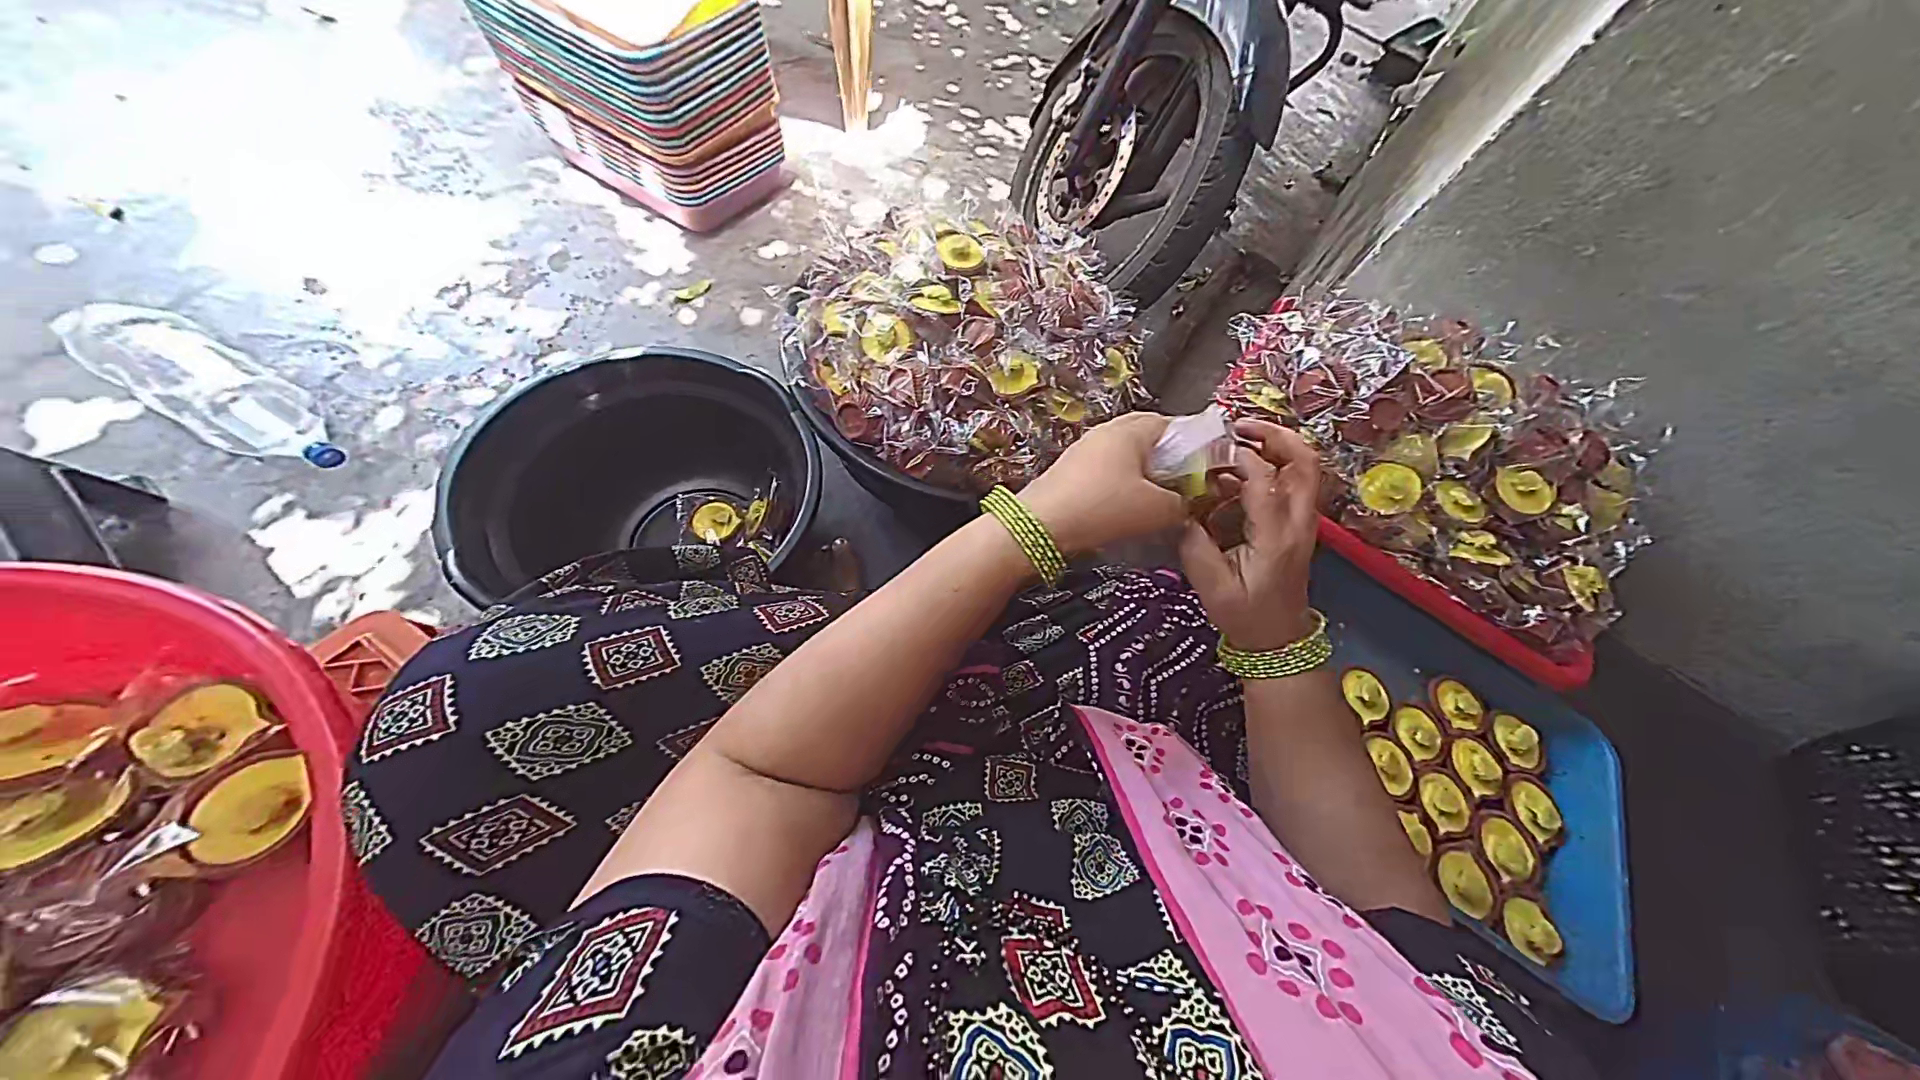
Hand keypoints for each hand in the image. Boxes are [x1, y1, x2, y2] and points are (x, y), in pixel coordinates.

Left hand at [1018, 412, 1187, 553]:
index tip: (1204, 468)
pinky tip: (1125, 507)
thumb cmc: (1103, 508)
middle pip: (1146, 436)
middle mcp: (1105, 432)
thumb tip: (1188, 502)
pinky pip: (1105, 470)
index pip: (1172, 423)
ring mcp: (1083, 450)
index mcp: (1130, 430)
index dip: (1193, 443)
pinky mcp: (1068, 472)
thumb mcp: (1157, 509)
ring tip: (1156, 499)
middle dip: (1167, 458)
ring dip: (1143, 472)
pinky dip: (1120, 483)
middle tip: (1181, 483)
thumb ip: (1183, 502)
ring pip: (1124, 455)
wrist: (1040, 527)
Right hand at [1179, 418, 1319, 650]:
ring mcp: (1302, 522)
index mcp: (1277, 537)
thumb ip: (1195, 544)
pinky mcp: (1295, 525)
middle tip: (1238, 426)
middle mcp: (1298, 523)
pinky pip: (1290, 483)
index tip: (1209, 452)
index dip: (1240, 459)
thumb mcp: (1211, 585)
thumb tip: (1181, 508)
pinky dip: (1267, 468)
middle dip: (1274, 435)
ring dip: (1273, 448)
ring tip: (1232, 445)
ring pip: (1303, 468)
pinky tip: (1233, 477)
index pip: (1266, 482)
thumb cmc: (1245, 615)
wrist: (1277, 639)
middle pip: (1305, 461)